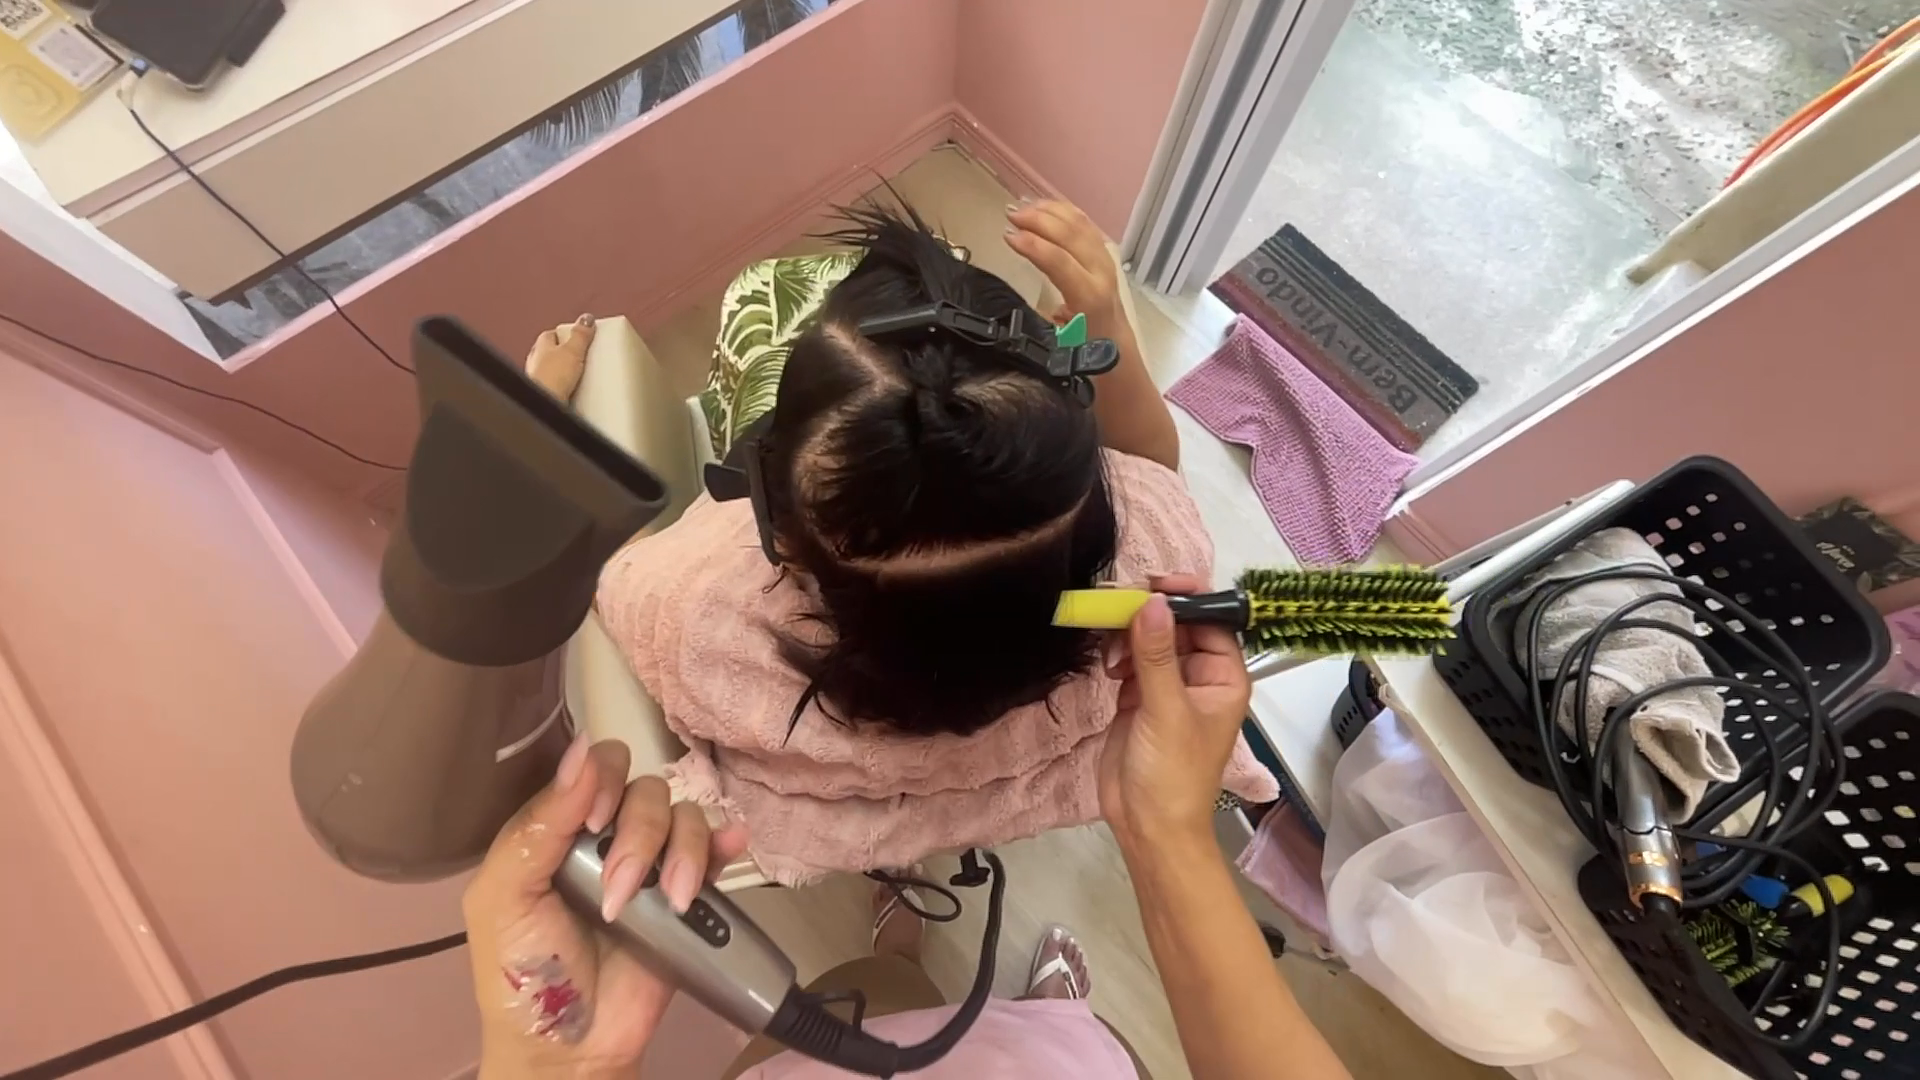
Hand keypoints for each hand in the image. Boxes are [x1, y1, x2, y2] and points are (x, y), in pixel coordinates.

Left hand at [463, 732, 749, 1079]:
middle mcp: (613, 834)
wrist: (571, 1049)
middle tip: (620, 894)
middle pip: (650, 789)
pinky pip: (719, 845)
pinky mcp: (693, 887)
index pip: (601, 766)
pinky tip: (729, 850)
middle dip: (641, 838)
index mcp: (565, 828)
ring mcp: (657, 860)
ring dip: (683, 853)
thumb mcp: (504, 900)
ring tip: (671, 902)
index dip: (607, 781)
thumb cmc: (524, 974)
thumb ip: (538, 826)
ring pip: (688, 815)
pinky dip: (726, 842)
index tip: (597, 824)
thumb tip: (583, 749)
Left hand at [525, 315, 595, 400]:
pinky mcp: (546, 392)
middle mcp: (537, 359)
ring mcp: (540, 376)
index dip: (569, 333)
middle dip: (569, 351)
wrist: (544, 403)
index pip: (555, 333)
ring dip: (567, 369)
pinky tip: (576, 388)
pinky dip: (567, 384)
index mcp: (541, 344)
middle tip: (586, 354)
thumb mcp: (573, 351)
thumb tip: (586, 319)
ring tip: (583, 373)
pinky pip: (559, 384)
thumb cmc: (551, 378)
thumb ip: (580, 335)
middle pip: (555, 350)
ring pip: (556, 367)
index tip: (583, 333)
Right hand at [1004, 200, 1133, 344]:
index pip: (1060, 261)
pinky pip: (1084, 223)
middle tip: (1010, 214)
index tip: (1007, 236)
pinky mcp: (1103, 253)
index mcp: (1089, 296)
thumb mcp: (1060, 340)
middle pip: (1069, 233)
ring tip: (1022, 207)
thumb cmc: (1084, 347)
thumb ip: (1043, 313)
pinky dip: (1063, 211)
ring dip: (1049, 211)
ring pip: (1078, 223)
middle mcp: (1100, 271)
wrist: (1115, 346)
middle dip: (1038, 219)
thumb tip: (1020, 296)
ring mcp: (1104, 259)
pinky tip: (1044, 207)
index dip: (1032, 245)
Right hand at [1098, 574, 1251, 852]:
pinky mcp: (1137, 695)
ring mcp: (1166, 685)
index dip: (1187, 599)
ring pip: (1147, 639)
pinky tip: (1108, 668)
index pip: (1211, 622)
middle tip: (1116, 606)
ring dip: (1126, 636)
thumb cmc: (1172, 773)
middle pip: (1175, 625)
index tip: (1154, 584)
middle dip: (1147, 615)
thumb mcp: (1165, 711)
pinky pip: (1128, 658)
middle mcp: (1198, 676)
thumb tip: (1152, 602)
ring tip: (1111, 655)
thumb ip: (1156, 655)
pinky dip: (1116, 655)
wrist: (1145, 824)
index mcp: (1222, 678)